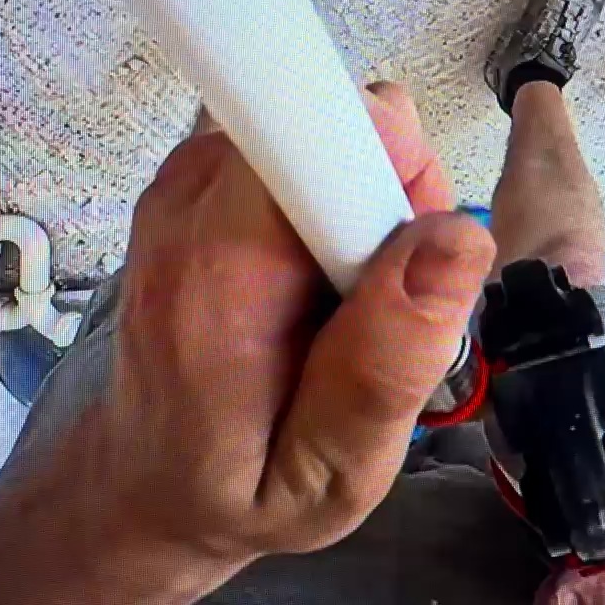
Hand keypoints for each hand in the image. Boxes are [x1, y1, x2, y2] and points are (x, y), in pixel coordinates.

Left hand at [7, 82, 494, 601]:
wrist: (149, 473)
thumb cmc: (235, 482)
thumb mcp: (328, 472)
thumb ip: (387, 365)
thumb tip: (455, 238)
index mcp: (216, 274)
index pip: (298, 128)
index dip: (383, 160)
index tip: (409, 232)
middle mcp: (192, 202)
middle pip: (336, 122)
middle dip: (395, 191)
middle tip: (392, 288)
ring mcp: (192, 177)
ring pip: (329, 127)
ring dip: (370, 196)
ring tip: (354, 288)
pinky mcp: (206, 172)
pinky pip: (304, 142)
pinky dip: (336, 193)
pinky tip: (322, 266)